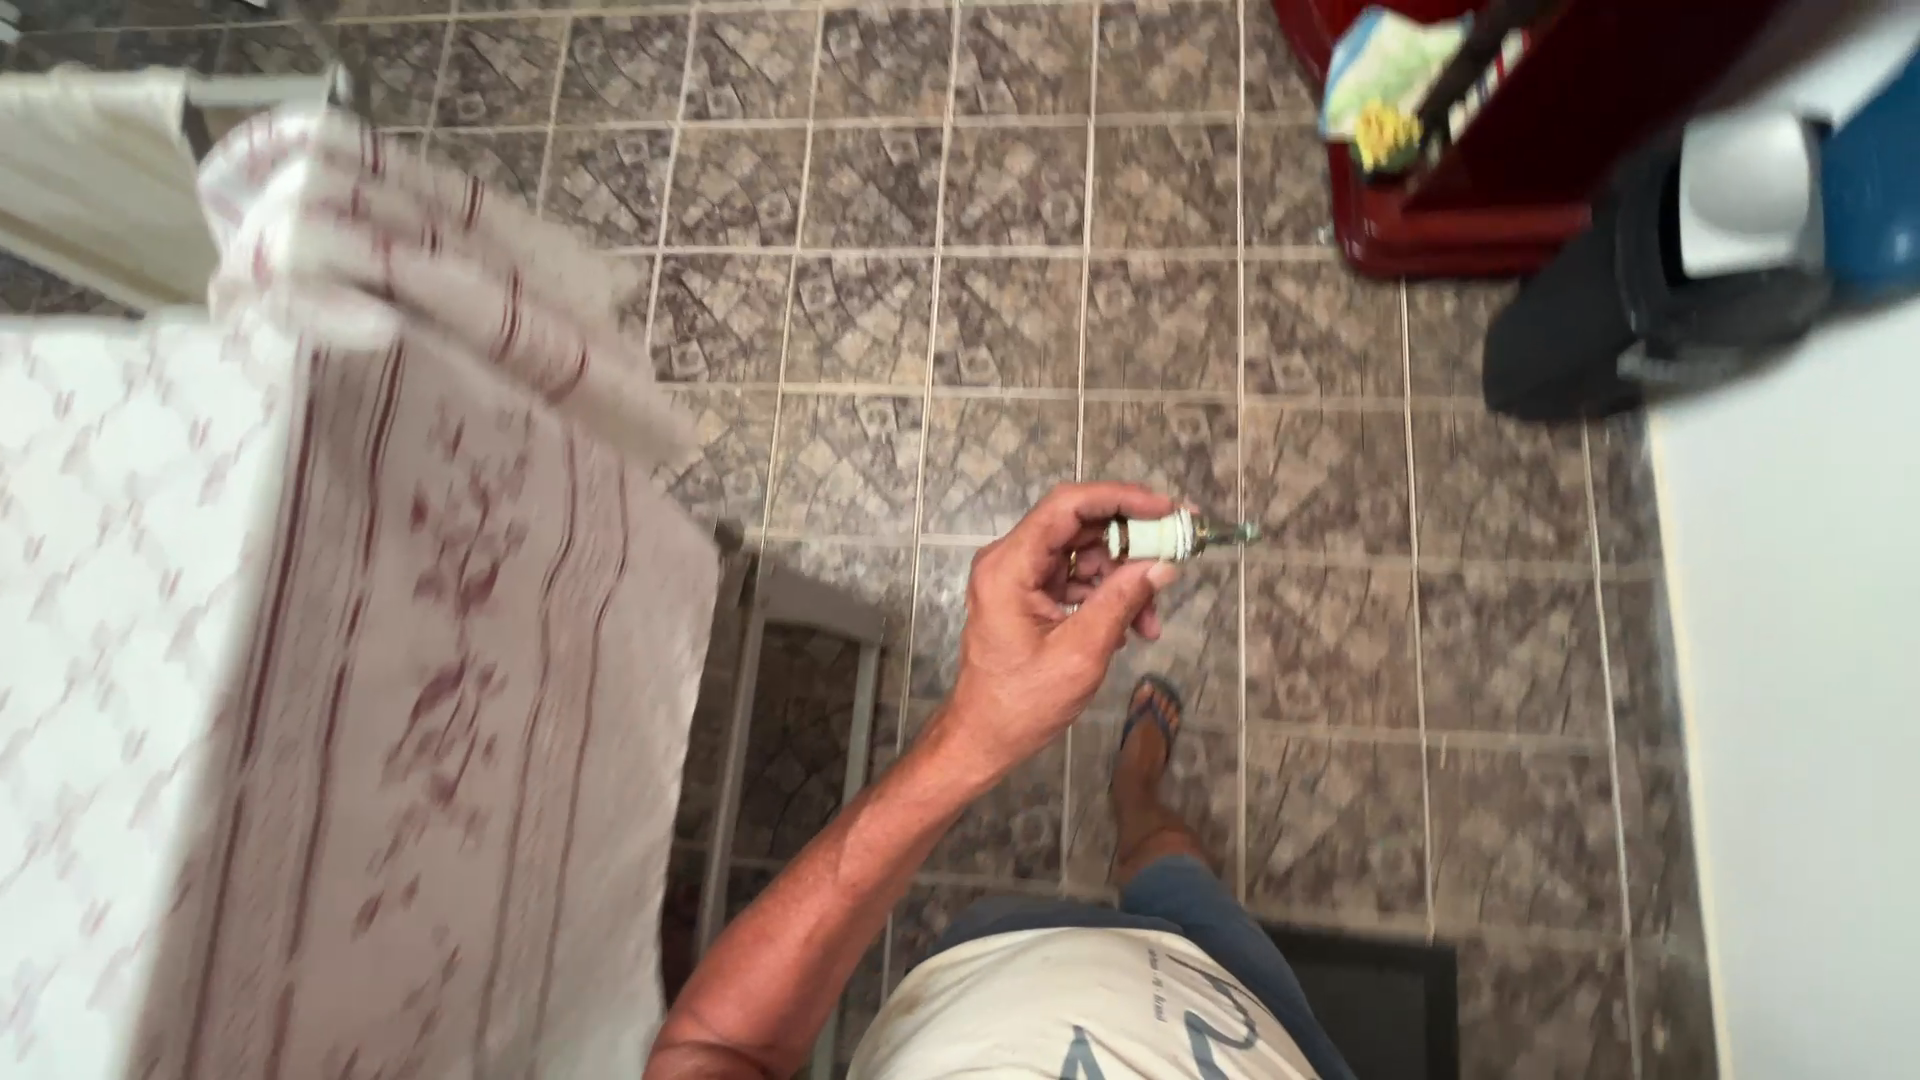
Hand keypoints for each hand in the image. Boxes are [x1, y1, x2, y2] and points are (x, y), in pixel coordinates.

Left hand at [925, 483, 1181, 786]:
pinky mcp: (1030, 594)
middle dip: (1132, 541)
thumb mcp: (1080, 653)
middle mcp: (1010, 560)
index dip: (1120, 499)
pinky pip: (1077, 579)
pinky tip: (1130, 628)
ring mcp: (1020, 577)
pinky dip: (1108, 597)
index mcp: (1009, 565)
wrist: (985, 736)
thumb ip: (1121, 601)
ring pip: (1084, 554)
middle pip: (1080, 527)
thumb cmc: (1022, 702)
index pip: (1067, 506)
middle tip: (1178, 550)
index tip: (1167, 509)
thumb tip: (1163, 564)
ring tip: (1150, 620)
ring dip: (1124, 579)